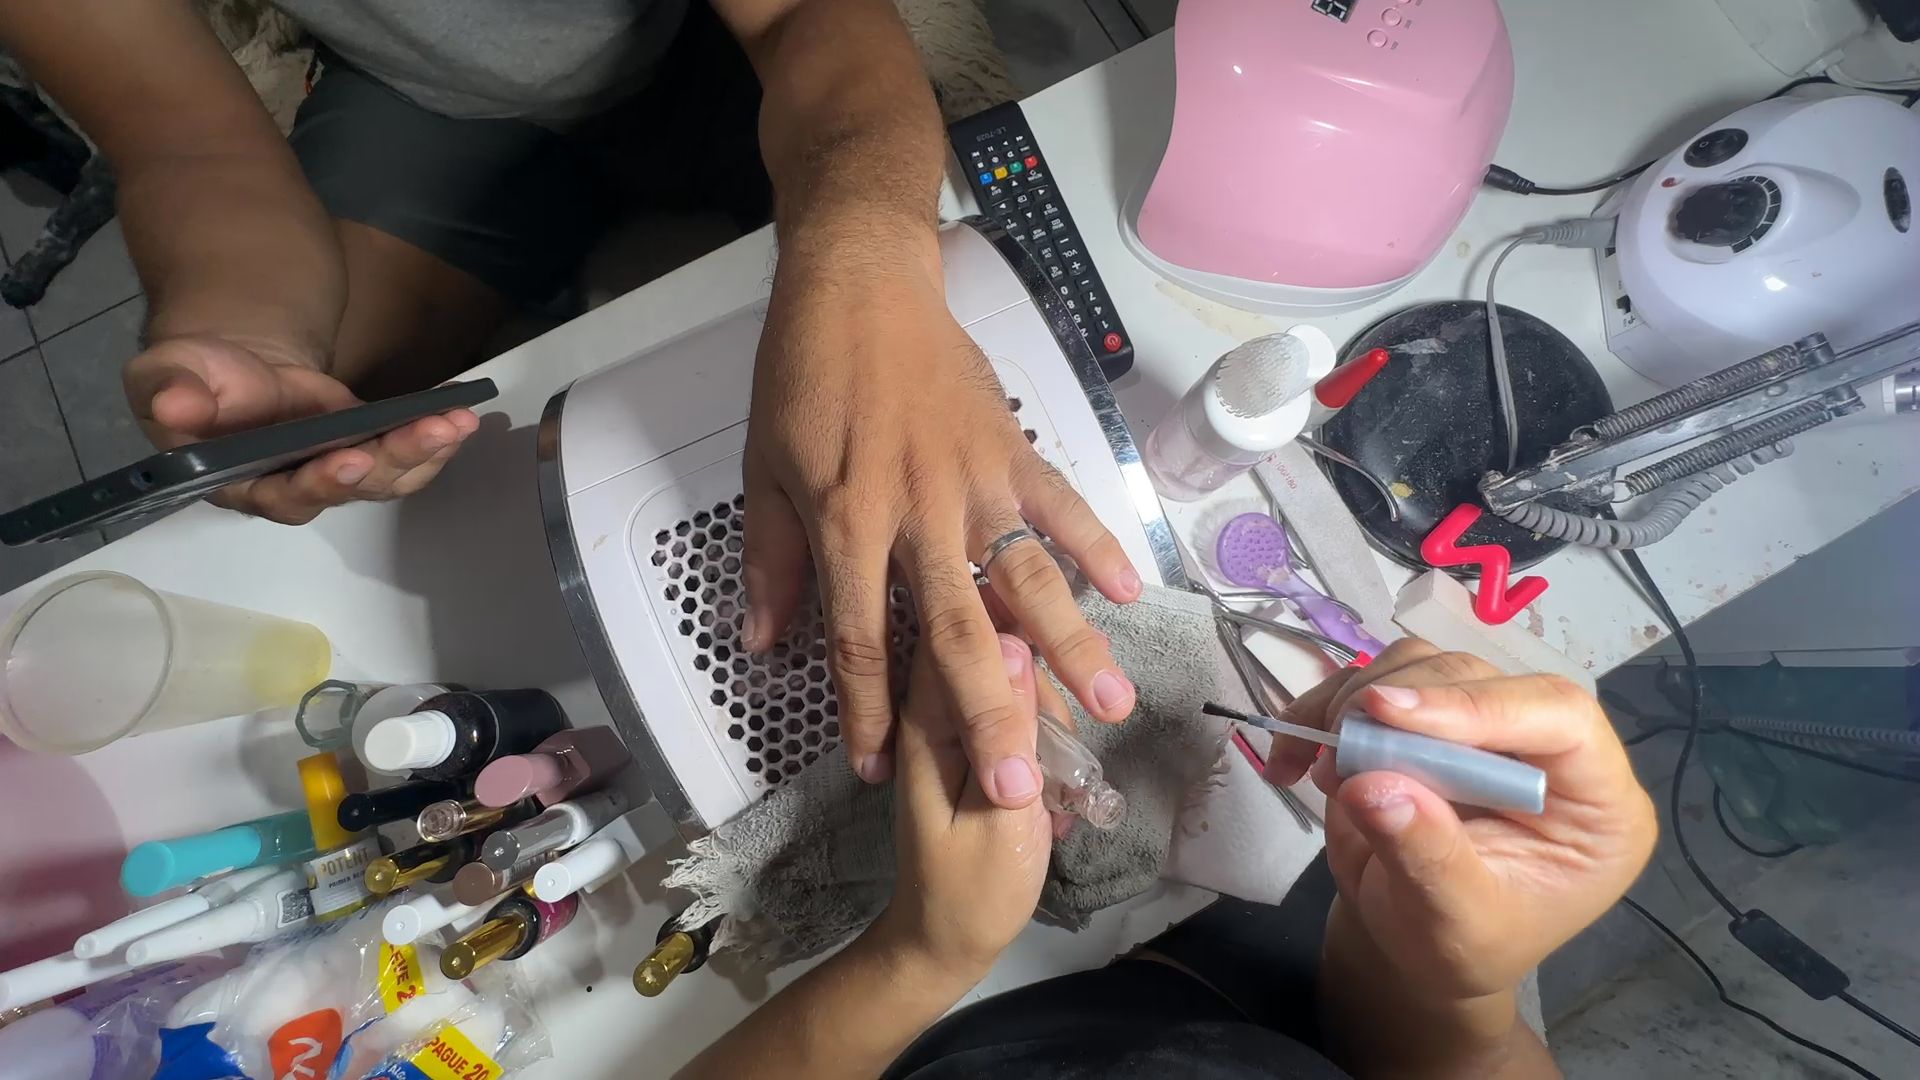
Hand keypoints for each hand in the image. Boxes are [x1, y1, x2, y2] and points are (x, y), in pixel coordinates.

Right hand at [124, 336, 480, 523]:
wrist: (239, 367)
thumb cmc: (195, 378)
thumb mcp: (167, 375)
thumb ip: (171, 393)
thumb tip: (174, 407)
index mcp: (244, 483)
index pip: (289, 497)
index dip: (323, 483)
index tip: (352, 459)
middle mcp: (303, 487)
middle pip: (360, 486)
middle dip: (400, 457)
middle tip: (435, 429)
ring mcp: (346, 471)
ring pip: (397, 473)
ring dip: (432, 448)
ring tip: (459, 419)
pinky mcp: (375, 451)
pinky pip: (414, 451)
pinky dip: (440, 432)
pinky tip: (460, 408)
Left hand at [741, 228, 1141, 807]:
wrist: (859, 289)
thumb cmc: (805, 377)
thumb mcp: (766, 472)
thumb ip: (773, 564)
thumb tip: (765, 645)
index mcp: (848, 528)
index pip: (862, 643)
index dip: (869, 714)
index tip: (881, 772)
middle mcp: (918, 520)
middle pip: (959, 635)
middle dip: (988, 717)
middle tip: (1020, 788)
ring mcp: (975, 485)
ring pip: (1026, 579)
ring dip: (1070, 646)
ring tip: (1109, 707)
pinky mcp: (1013, 450)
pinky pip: (1060, 504)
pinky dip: (1096, 545)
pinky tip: (1130, 590)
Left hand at [872, 633, 1055, 982]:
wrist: (947, 941)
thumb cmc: (973, 889)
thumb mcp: (1002, 813)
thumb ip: (1010, 728)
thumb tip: (1016, 641)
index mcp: (927, 720)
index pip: (961, 632)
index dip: (1017, 618)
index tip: (1073, 646)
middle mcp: (935, 712)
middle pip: (998, 656)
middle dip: (1046, 695)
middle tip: (1068, 757)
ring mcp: (955, 729)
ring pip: (1017, 690)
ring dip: (1053, 730)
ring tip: (1062, 794)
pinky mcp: (975, 748)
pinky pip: (1018, 720)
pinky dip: (1047, 748)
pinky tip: (1058, 793)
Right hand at [1287, 639, 1656, 1006]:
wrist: (1406, 935)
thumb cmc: (1452, 944)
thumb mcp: (1451, 922)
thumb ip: (1426, 857)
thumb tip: (1374, 787)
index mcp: (1589, 801)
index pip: (1556, 715)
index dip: (1473, 703)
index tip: (1385, 713)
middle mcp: (1533, 748)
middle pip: (1470, 676)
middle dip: (1392, 703)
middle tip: (1338, 747)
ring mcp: (1469, 726)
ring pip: (1413, 664)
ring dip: (1348, 701)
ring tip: (1321, 765)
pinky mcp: (1412, 718)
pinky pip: (1363, 681)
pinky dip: (1317, 709)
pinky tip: (1294, 760)